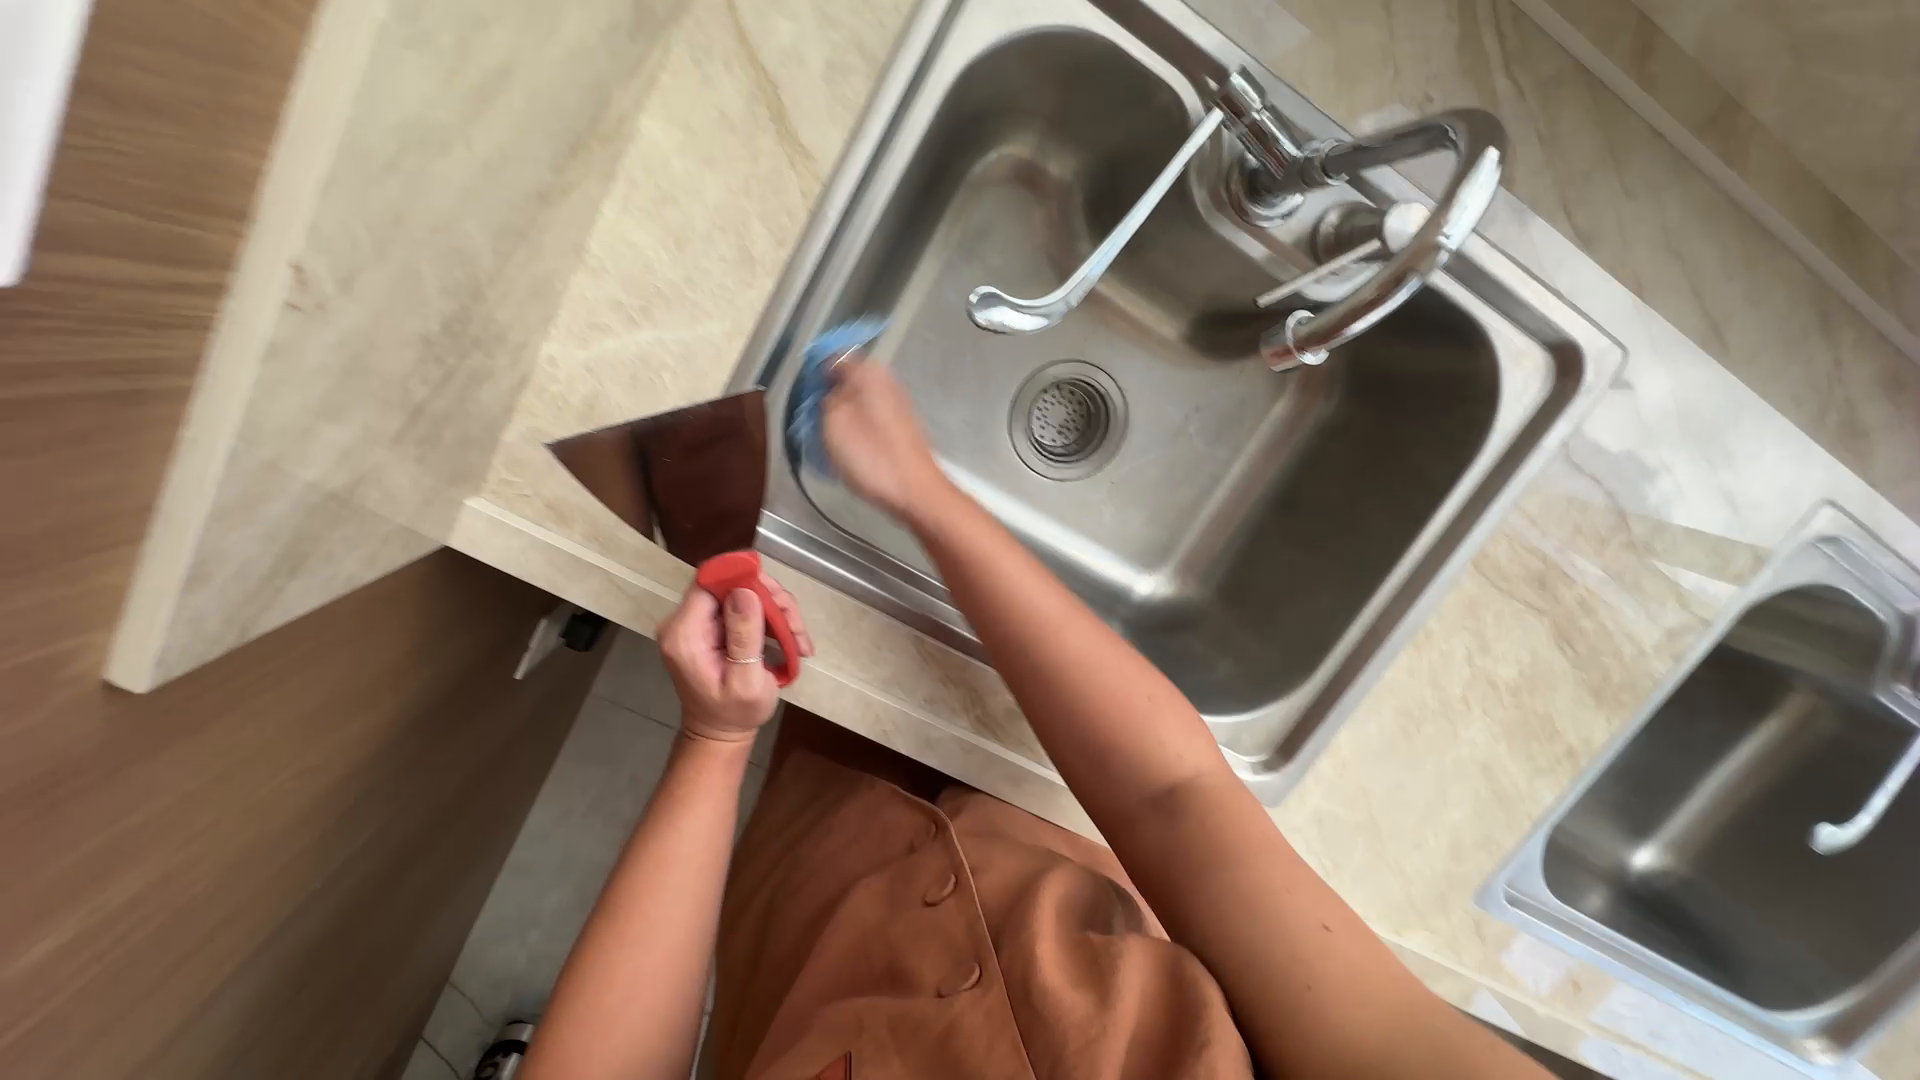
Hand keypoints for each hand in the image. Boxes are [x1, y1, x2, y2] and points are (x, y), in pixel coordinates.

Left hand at [656, 573, 813, 745]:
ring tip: (798, 640)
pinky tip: (790, 640)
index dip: (743, 579)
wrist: (721, 733)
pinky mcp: (712, 627)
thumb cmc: (735, 714)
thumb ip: (744, 636)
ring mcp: (699, 623)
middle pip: (731, 584)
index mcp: (685, 633)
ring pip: (744, 593)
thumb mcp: (746, 680)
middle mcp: (685, 622)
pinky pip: (744, 607)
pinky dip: (770, 619)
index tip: (775, 596)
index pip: (710, 583)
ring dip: (776, 611)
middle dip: (770, 599)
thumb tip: (744, 591)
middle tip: (795, 627)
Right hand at [822, 356, 951, 522]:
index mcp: (869, 371)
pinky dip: (857, 432)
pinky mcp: (900, 428)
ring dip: (841, 418)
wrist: (915, 491)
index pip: (832, 357)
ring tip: (831, 442)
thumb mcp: (833, 422)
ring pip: (856, 403)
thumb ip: (826, 395)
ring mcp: (896, 404)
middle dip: (827, 399)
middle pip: (846, 381)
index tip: (804, 398)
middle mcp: (886, 381)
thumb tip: (827, 387)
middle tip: (815, 424)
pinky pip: (868, 422)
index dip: (814, 375)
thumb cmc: (871, 456)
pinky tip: (851, 452)